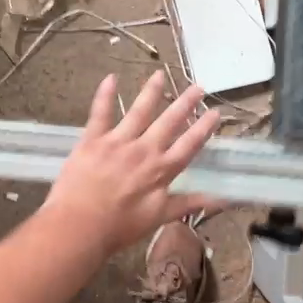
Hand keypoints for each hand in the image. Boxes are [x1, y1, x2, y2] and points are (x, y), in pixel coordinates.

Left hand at [42, 72, 221, 256]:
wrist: (79, 226)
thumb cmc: (119, 228)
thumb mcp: (159, 218)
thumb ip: (188, 204)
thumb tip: (222, 200)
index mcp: (161, 171)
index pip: (188, 146)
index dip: (202, 129)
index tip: (215, 112)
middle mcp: (143, 151)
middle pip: (168, 123)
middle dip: (184, 104)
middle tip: (197, 87)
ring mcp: (118, 142)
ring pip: (138, 112)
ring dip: (151, 92)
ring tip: (160, 75)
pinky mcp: (93, 140)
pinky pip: (100, 113)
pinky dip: (105, 94)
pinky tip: (111, 78)